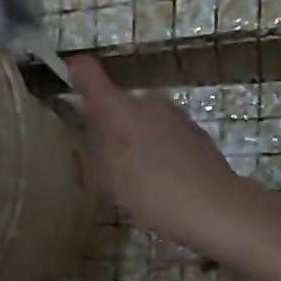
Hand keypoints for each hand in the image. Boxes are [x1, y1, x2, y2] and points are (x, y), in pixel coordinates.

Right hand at [71, 55, 246, 241]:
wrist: (214, 207)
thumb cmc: (151, 192)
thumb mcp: (106, 181)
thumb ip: (90, 159)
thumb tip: (86, 146)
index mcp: (122, 110)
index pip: (91, 76)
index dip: (76, 72)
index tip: (65, 75)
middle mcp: (149, 103)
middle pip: (119, 102)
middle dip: (104, 118)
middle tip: (92, 144)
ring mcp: (176, 117)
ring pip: (141, 118)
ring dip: (129, 134)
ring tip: (122, 167)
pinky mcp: (195, 134)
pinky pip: (161, 133)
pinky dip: (151, 146)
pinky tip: (151, 175)